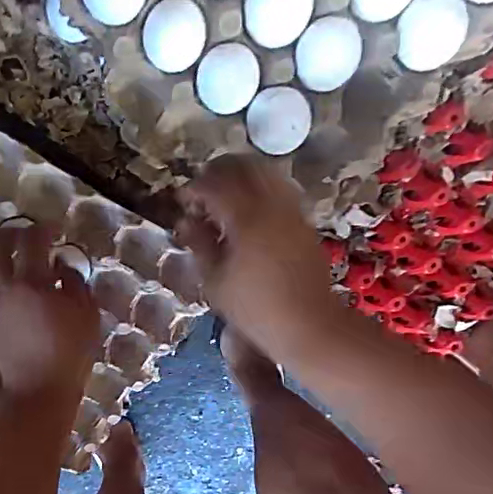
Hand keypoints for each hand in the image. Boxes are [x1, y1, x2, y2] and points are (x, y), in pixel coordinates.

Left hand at [0, 222, 99, 400]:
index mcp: (32, 282)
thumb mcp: (87, 315)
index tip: (56, 229)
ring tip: (26, 266)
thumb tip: (63, 267)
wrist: (38, 389)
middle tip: (30, 236)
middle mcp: (6, 287)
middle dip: (12, 234)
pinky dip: (7, 281)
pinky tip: (25, 294)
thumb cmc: (70, 352)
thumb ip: (76, 283)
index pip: (32, 240)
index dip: (44, 229)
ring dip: (6, 258)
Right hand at [176, 154, 335, 346]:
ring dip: (242, 183)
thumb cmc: (255, 309)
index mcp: (246, 215)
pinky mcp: (305, 225)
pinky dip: (260, 196)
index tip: (183, 203)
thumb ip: (200, 244)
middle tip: (202, 197)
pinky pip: (280, 194)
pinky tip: (250, 221)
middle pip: (242, 168)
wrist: (309, 325)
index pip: (213, 184)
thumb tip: (187, 222)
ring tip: (226, 206)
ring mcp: (293, 212)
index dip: (194, 190)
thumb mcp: (216, 281)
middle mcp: (272, 204)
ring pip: (265, 176)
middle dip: (218, 176)